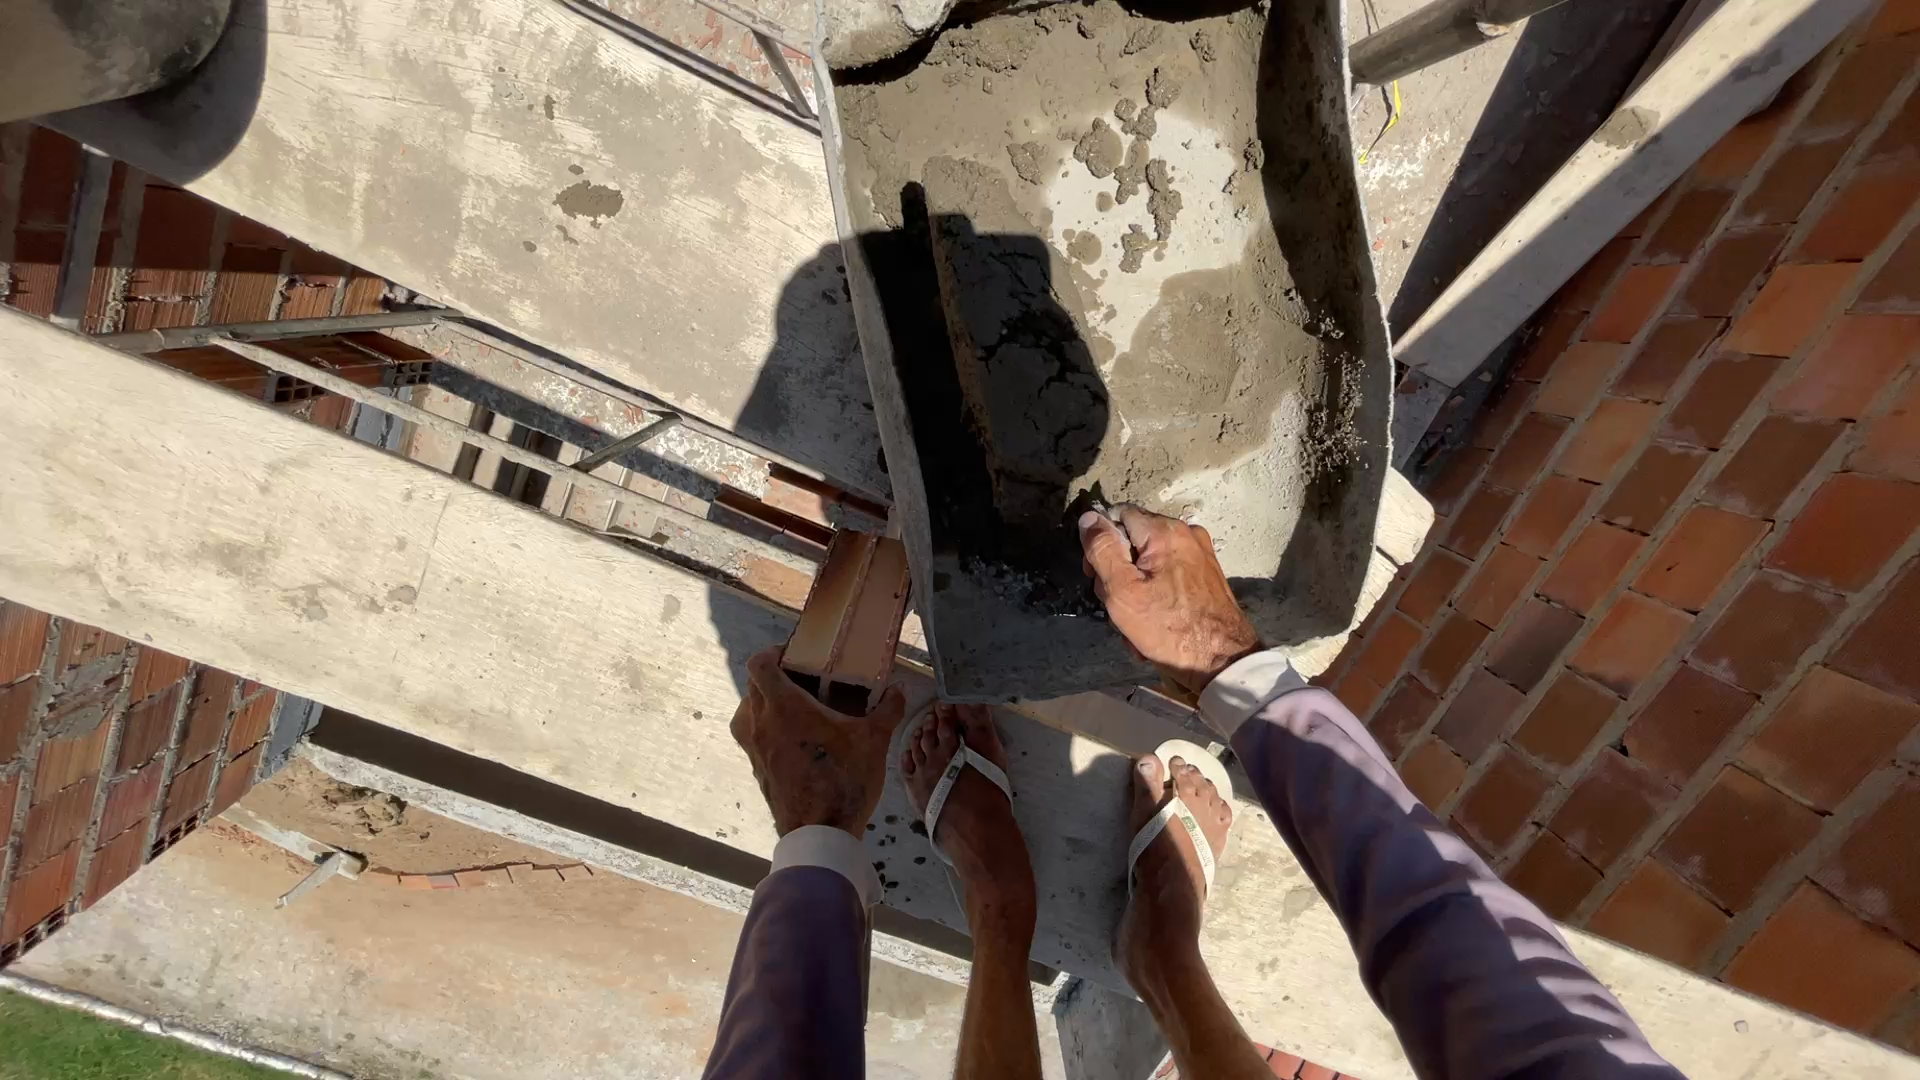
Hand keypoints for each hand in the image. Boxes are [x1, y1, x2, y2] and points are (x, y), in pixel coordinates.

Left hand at [731, 645, 906, 837]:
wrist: (820, 835)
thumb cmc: (844, 779)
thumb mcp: (874, 740)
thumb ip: (888, 709)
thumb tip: (899, 688)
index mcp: (784, 707)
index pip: (759, 664)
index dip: (772, 652)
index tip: (792, 653)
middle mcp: (761, 724)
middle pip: (753, 685)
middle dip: (773, 675)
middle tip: (801, 676)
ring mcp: (754, 749)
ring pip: (747, 711)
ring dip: (764, 701)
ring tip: (794, 705)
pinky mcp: (756, 769)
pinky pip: (752, 736)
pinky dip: (765, 727)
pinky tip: (794, 736)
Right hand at [1078, 506, 1261, 696]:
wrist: (1221, 662)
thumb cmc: (1168, 628)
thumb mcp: (1122, 590)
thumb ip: (1102, 550)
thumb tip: (1088, 518)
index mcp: (1165, 531)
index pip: (1116, 515)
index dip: (1100, 543)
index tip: (1096, 576)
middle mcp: (1186, 533)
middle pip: (1133, 539)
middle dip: (1117, 571)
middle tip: (1116, 605)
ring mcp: (1199, 553)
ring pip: (1148, 560)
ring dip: (1134, 588)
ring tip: (1135, 621)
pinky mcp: (1206, 574)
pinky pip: (1167, 574)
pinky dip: (1155, 594)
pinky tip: (1153, 621)